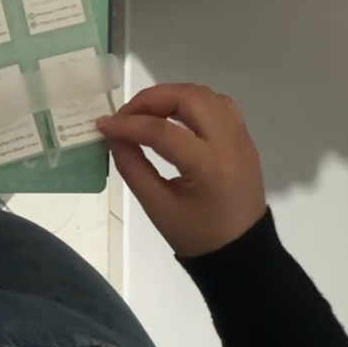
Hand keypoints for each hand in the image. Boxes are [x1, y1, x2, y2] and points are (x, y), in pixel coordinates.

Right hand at [96, 83, 266, 256]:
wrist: (242, 253)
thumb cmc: (197, 236)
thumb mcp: (157, 206)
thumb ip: (132, 167)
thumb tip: (113, 136)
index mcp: (208, 166)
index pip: (162, 131)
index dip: (128, 124)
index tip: (103, 125)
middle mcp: (229, 143)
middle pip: (188, 98)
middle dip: (151, 99)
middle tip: (126, 115)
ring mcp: (241, 137)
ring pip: (204, 94)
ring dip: (172, 96)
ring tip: (147, 114)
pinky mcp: (244, 138)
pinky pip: (218, 103)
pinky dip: (192, 101)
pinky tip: (175, 116)